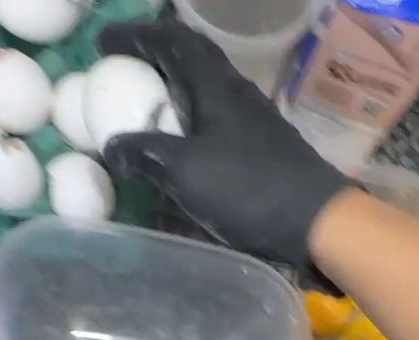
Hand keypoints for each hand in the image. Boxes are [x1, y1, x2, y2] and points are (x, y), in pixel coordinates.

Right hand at [96, 19, 351, 267]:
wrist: (316, 222)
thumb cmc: (249, 189)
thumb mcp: (185, 172)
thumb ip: (146, 154)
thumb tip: (114, 147)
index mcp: (214, 84)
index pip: (169, 40)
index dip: (134, 36)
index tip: (102, 45)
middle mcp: (236, 92)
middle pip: (191, 59)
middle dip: (155, 58)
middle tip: (125, 70)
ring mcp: (254, 122)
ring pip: (207, 91)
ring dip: (176, 91)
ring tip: (149, 108)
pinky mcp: (264, 150)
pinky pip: (218, 123)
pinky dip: (193, 124)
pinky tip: (186, 146)